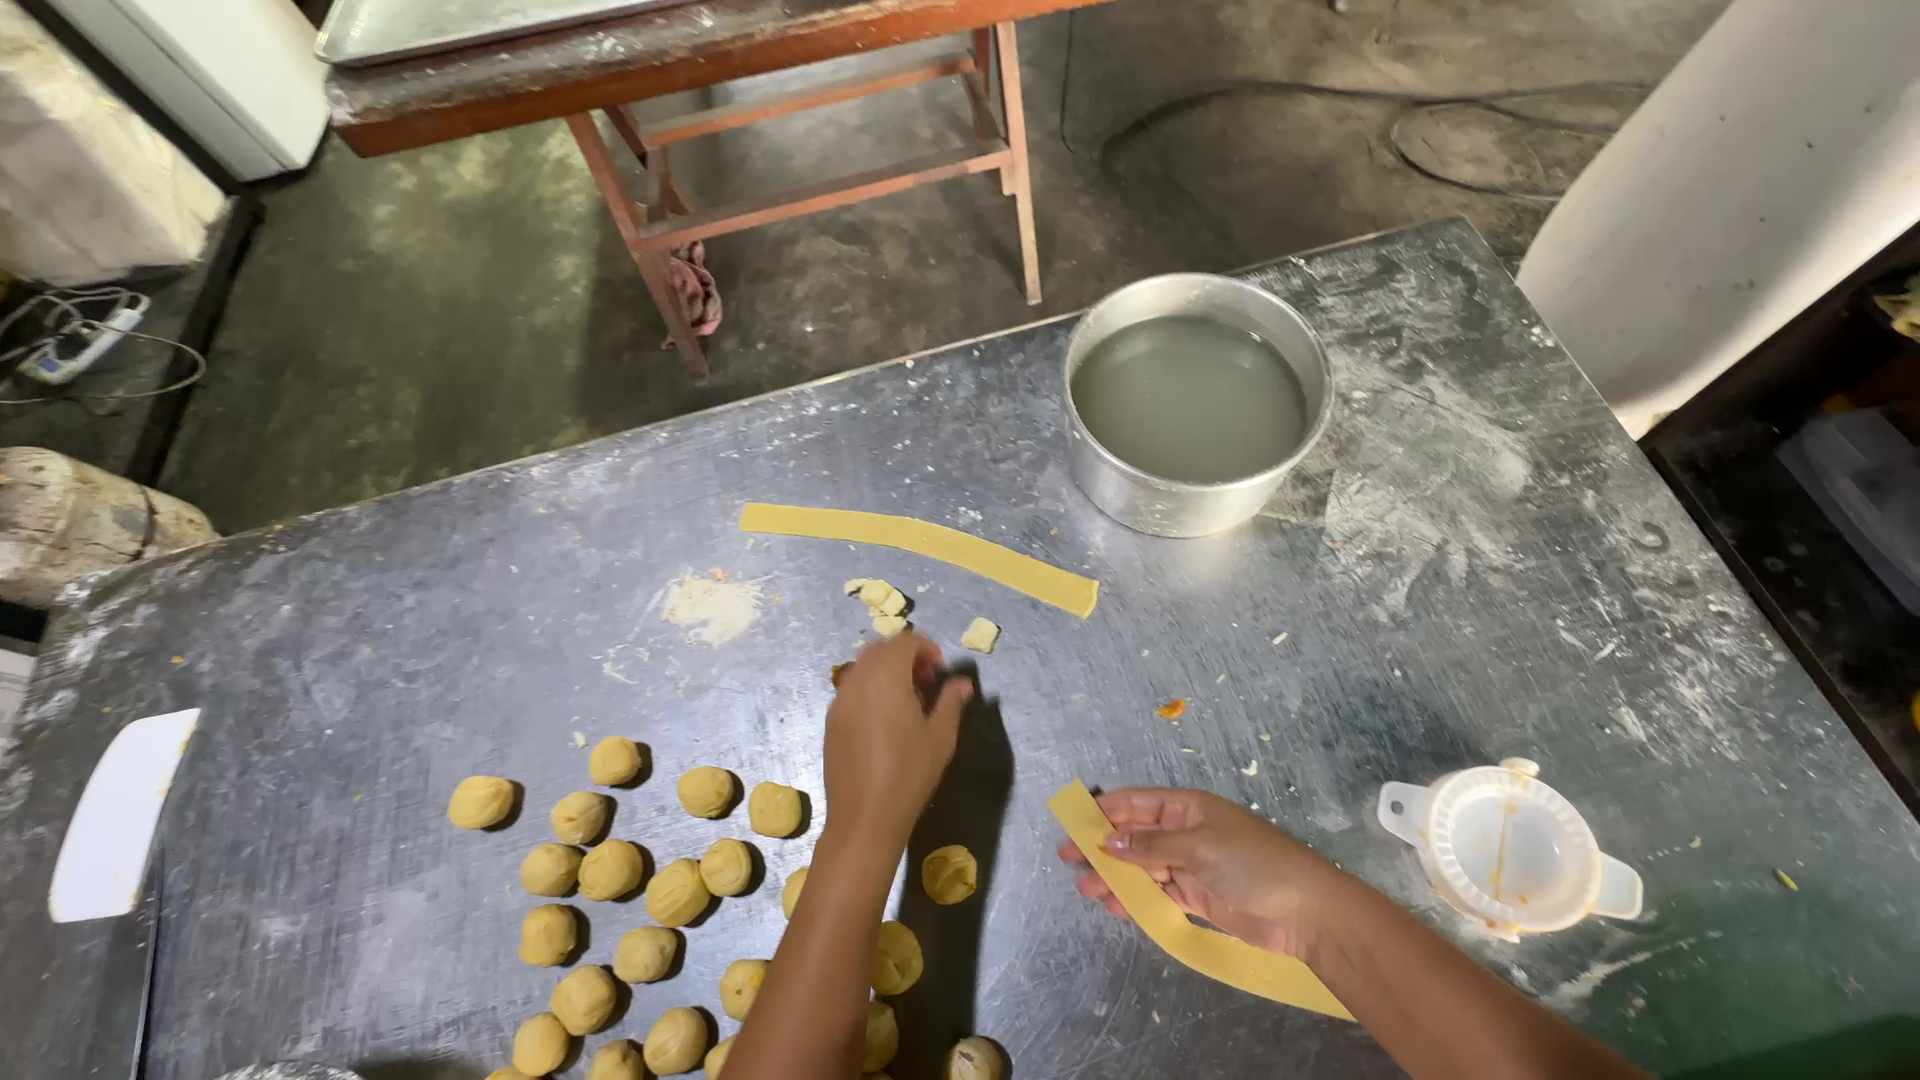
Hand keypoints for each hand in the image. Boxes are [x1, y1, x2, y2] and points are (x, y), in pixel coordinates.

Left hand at [822, 632, 972, 849]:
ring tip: (907, 701)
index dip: (926, 648)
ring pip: (862, 667)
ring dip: (886, 671)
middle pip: (880, 649)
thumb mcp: (941, 738)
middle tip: (926, 683)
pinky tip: (885, 720)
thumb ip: (951, 702)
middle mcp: (858, 680)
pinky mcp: (831, 721)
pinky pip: (851, 689)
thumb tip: (962, 683)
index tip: (940, 671)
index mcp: (886, 678)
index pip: (904, 641)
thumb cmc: (909, 774)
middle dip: (905, 656)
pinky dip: (870, 689)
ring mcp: (840, 700)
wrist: (864, 817)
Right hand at [1056, 788, 1349, 956]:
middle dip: (1102, 846)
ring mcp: (1190, 865)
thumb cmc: (1253, 863)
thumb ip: (1150, 846)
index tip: (1074, 822)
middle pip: (1134, 836)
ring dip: (1114, 877)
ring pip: (1141, 867)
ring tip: (1086, 889)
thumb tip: (1108, 841)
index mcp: (1188, 807)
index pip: (1137, 803)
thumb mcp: (1198, 847)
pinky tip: (1115, 907)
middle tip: (1067, 858)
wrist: (1306, 912)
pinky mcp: (1197, 896)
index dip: (1104, 810)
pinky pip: (1158, 893)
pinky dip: (1136, 899)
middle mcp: (1185, 832)